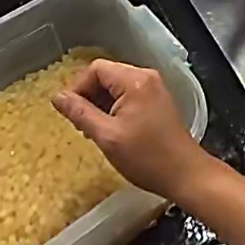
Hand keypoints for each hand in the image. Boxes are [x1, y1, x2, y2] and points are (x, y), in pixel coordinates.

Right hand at [53, 59, 214, 201]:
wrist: (187, 175)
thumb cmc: (147, 158)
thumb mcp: (107, 137)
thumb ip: (80, 113)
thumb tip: (57, 97)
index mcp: (134, 80)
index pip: (95, 69)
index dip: (78, 87)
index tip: (70, 111)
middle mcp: (146, 77)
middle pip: (106, 74)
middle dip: (89, 95)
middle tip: (80, 123)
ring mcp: (154, 88)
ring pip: (116, 85)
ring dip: (101, 102)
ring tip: (94, 129)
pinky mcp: (158, 100)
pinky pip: (129, 94)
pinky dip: (115, 106)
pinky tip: (111, 129)